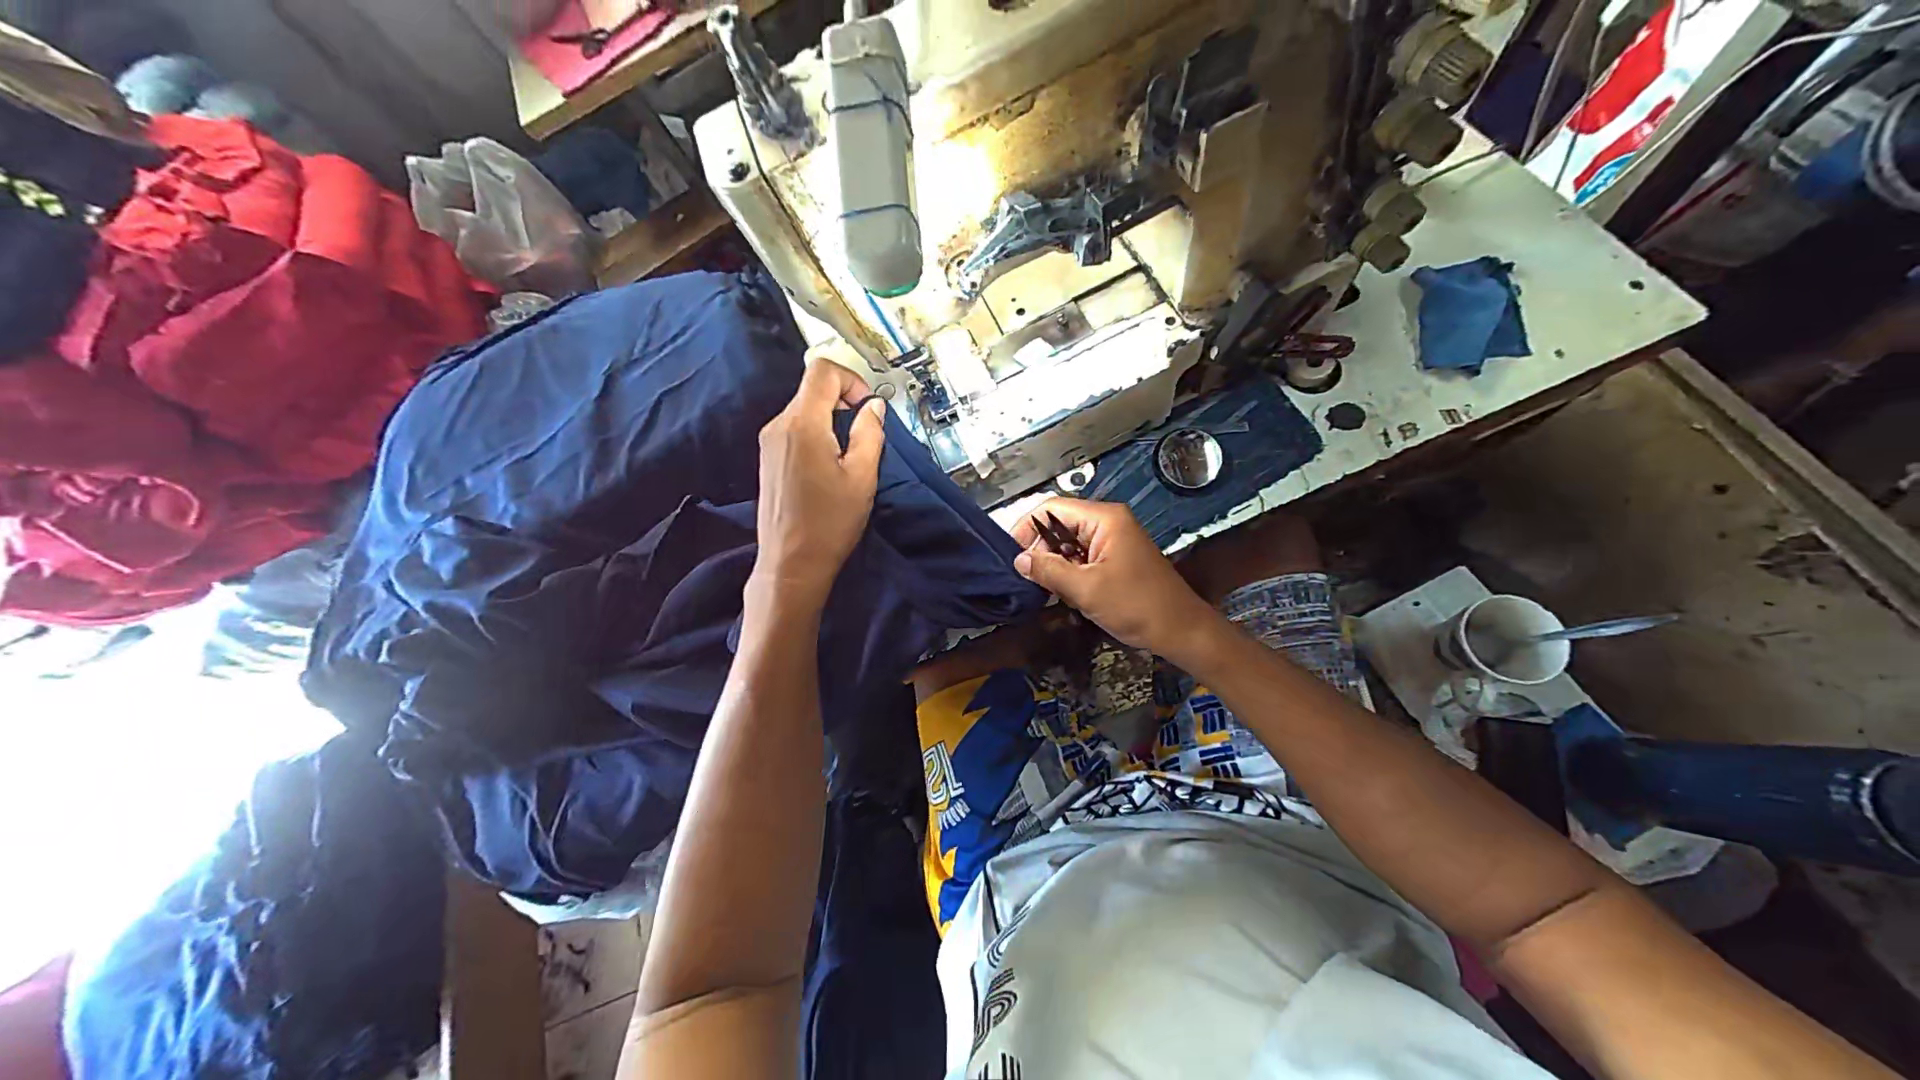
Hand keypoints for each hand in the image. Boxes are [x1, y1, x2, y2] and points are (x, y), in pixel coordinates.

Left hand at [753, 358, 886, 608]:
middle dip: (843, 401)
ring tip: (850, 455)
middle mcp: (779, 427)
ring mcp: (770, 443)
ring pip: (805, 409)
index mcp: (802, 425)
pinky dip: (817, 434)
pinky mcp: (769, 459)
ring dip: (831, 419)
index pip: (823, 371)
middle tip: (865, 431)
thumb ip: (870, 432)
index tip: (867, 405)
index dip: (851, 379)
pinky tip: (831, 466)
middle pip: (813, 389)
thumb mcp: (862, 476)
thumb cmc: (828, 524)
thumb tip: (873, 407)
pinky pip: (795, 430)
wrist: (792, 562)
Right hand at [1012, 497, 1221, 659]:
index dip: (1027, 527)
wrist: (1181, 630)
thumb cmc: (1136, 606)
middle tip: (1026, 576)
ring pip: (1069, 543)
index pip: (1052, 508)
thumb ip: (1048, 571)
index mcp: (1104, 519)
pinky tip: (1062, 591)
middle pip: (1060, 524)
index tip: (1011, 554)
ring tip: (1042, 586)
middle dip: (1040, 548)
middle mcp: (1108, 522)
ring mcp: (1113, 540)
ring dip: (1054, 563)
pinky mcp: (1115, 558)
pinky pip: (1082, 557)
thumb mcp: (1086, 589)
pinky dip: (1069, 571)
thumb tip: (1018, 560)